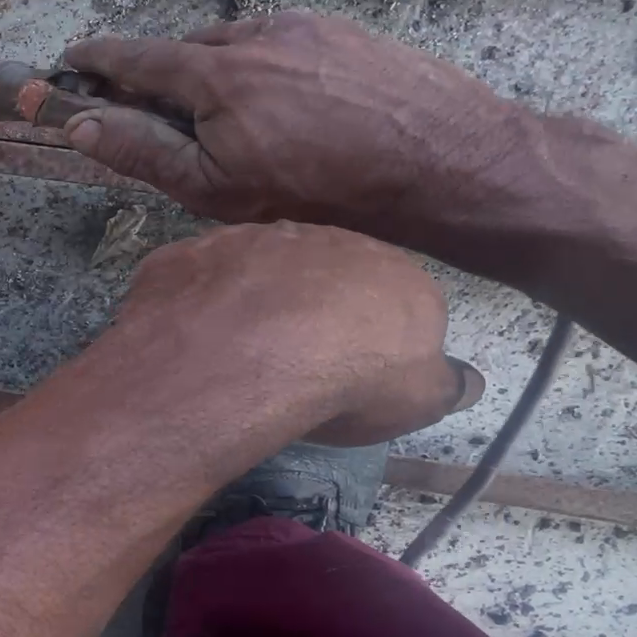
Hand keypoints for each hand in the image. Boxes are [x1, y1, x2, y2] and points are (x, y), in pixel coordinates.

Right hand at [62, 12, 525, 233]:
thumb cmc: (311, 190)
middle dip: (162, 77)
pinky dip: (257, 67)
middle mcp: (259, 35)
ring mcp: (310, 28)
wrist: (445, 165)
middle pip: (187, 49)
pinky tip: (277, 107)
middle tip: (161, 119)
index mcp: (217, 73)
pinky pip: (280, 42)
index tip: (70, 58)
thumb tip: (79, 125)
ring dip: (212, 72)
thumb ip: (140, 151)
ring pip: (236, 43)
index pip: (137, 56)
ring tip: (226, 120)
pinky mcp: (349, 33)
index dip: (98, 57)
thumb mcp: (208, 185)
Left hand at [117, 222, 479, 444]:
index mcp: (387, 267)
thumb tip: (461, 381)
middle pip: (303, 274)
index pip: (375, 294)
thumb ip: (438, 381)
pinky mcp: (178, 255)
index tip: (330, 366)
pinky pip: (181, 276)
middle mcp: (313, 240)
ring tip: (216, 349)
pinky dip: (178, 301)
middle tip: (268, 357)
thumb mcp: (418, 396)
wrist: (254, 352)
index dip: (351, 333)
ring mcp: (239, 241)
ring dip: (230, 300)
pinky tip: (175, 333)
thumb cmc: (350, 376)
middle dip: (289, 309)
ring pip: (238, 268)